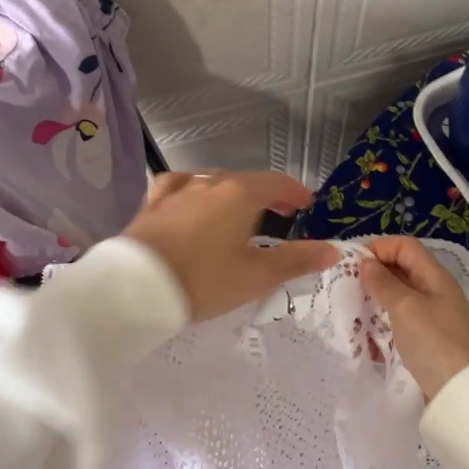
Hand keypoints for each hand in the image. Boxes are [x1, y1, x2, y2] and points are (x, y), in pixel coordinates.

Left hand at [123, 171, 338, 321]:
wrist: (135, 287)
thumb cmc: (204, 280)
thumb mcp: (256, 276)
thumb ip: (296, 260)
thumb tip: (333, 249)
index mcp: (240, 193)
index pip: (276, 182)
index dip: (295, 192)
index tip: (308, 204)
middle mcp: (209, 182)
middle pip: (245, 180)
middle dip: (266, 194)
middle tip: (280, 213)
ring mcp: (177, 190)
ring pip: (212, 182)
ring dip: (231, 193)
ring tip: (238, 211)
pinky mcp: (152, 205)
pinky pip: (178, 188)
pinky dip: (193, 192)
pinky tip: (189, 200)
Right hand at [360, 236, 468, 397]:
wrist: (466, 394)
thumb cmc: (435, 342)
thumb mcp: (406, 308)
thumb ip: (384, 283)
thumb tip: (366, 263)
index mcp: (434, 276)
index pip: (404, 247)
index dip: (378, 248)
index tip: (351, 264)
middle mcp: (434, 293)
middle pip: (400, 272)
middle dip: (372, 278)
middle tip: (345, 291)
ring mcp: (432, 319)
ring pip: (397, 301)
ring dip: (374, 306)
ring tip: (352, 317)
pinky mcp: (427, 344)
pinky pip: (399, 327)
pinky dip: (382, 330)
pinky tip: (367, 343)